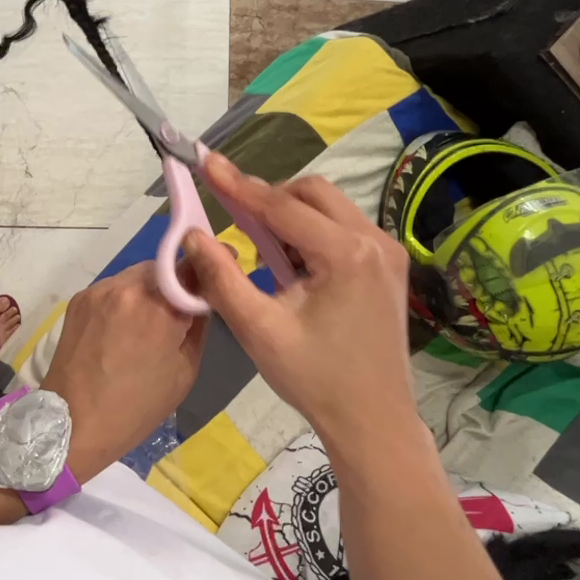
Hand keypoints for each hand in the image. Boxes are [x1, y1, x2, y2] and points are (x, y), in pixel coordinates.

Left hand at [41, 262, 206, 480]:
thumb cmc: (137, 406)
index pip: (190, 268)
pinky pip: (113, 289)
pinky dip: (124, 301)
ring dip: (148, 291)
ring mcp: (97, 291)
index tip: (216, 277)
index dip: (205, 271)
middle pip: (161, 269)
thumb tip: (200, 301)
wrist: (74, 420)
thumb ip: (196, 326)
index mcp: (157, 307)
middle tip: (179, 311)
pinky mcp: (78, 299)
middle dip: (174, 284)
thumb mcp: (184, 370)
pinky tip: (123, 328)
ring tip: (148, 324)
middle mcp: (125, 288)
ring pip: (135, 276)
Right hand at [180, 153, 416, 445]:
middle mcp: (373, 241)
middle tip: (232, 218)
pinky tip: (287, 263)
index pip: (280, 205)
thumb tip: (192, 236)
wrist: (372, 419)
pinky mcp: (386, 266)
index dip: (237, 184)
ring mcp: (386, 252)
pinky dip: (308, 231)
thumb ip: (220, 277)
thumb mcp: (256, 328)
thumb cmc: (312, 376)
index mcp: (345, 254)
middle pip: (311, 192)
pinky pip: (341, 227)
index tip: (205, 161)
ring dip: (288, 214)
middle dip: (268, 197)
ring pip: (328, 206)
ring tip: (258, 247)